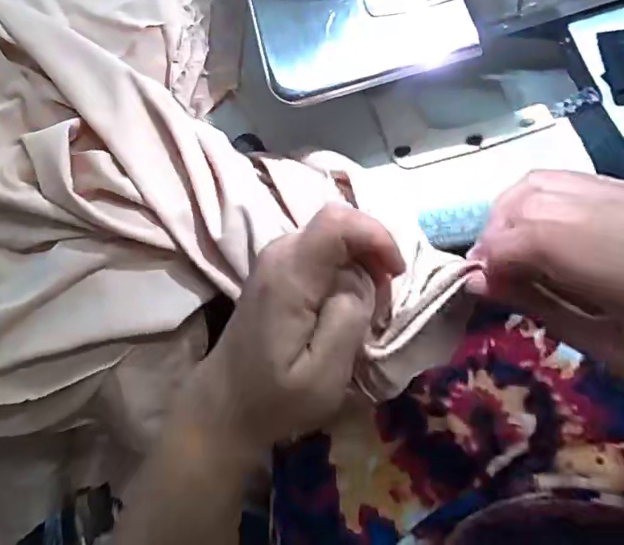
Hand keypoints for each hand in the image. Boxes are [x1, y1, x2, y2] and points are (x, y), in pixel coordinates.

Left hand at [181, 204, 407, 457]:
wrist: (227, 402)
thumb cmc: (276, 397)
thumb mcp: (323, 376)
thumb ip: (348, 320)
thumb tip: (362, 280)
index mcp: (290, 273)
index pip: (336, 222)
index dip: (375, 235)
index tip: (396, 273)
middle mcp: (280, 252)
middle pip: (337, 223)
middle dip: (372, 251)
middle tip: (382, 300)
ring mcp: (276, 256)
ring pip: (331, 235)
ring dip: (359, 263)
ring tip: (367, 309)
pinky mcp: (278, 267)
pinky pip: (320, 249)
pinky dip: (344, 268)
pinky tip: (344, 306)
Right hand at [469, 171, 623, 438]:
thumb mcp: (619, 356)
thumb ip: (543, 306)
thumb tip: (477, 279)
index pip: (538, 236)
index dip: (494, 254)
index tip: (479, 282)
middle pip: (534, 198)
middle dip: (497, 231)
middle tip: (492, 270)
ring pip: (546, 180)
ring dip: (514, 211)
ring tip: (515, 250)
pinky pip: (574, 181)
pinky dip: (543, 203)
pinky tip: (550, 235)